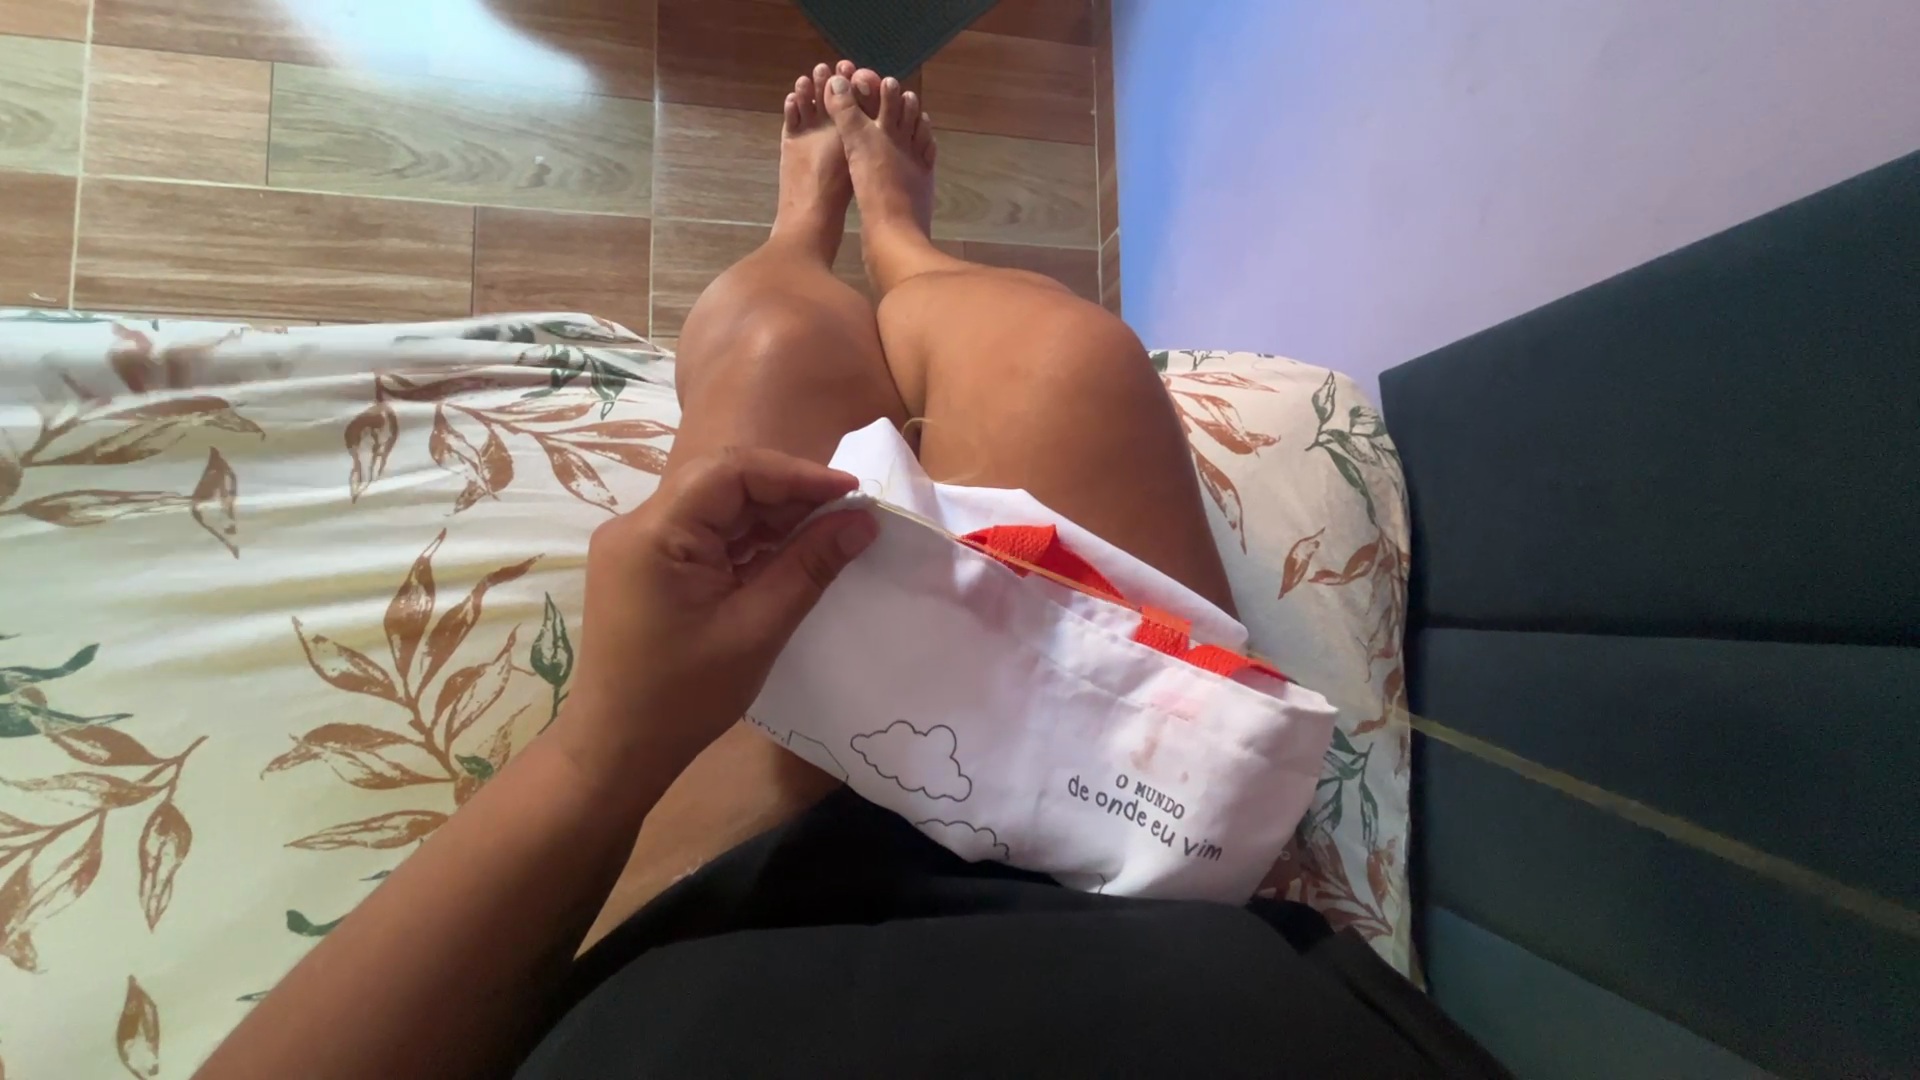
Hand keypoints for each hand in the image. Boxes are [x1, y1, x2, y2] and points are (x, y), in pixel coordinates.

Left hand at [555, 447, 876, 772]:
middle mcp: (640, 524)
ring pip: (719, 506)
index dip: (797, 474)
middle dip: (789, 492)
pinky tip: (790, 552)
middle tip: (846, 511)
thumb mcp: (759, 628)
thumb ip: (810, 565)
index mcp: (655, 533)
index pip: (732, 472)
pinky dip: (752, 539)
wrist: (619, 748)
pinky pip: (709, 534)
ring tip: (828, 530)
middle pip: (724, 481)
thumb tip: (862, 521)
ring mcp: (642, 544)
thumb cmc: (686, 695)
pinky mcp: (651, 565)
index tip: (851, 491)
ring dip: (774, 515)